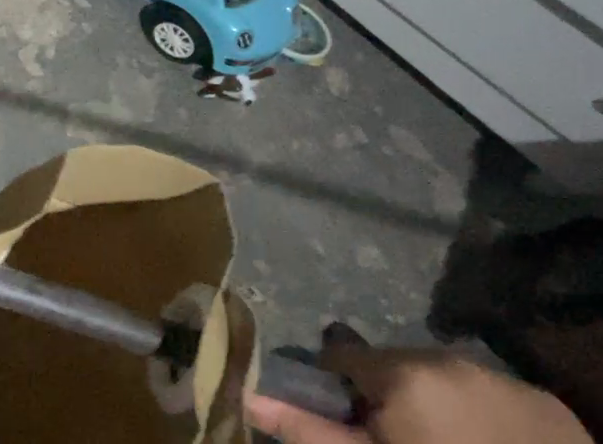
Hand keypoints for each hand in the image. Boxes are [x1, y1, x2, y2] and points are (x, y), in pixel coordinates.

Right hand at [247, 345, 592, 443]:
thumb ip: (309, 428)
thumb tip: (244, 395)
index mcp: (401, 370)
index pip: (341, 358)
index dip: (339, 392)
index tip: (352, 424)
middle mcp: (448, 359)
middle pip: (393, 365)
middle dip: (388, 394)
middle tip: (399, 438)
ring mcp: (506, 379)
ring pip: (443, 379)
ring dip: (435, 401)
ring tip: (445, 441)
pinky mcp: (549, 403)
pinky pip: (494, 395)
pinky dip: (484, 414)